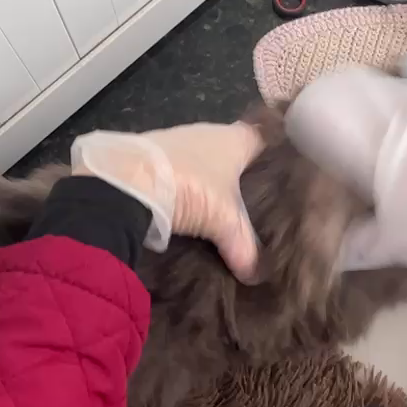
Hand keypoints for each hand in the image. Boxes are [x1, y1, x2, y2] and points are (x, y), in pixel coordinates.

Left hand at [71, 122, 264, 281]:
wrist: (123, 180)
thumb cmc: (190, 188)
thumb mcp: (223, 221)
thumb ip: (243, 245)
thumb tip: (256, 274)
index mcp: (234, 138)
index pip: (264, 138)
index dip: (274, 155)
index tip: (283, 176)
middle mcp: (207, 132)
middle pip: (233, 153)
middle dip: (241, 177)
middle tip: (256, 205)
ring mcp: (175, 142)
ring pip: (203, 164)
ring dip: (207, 185)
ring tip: (219, 214)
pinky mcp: (149, 157)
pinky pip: (177, 174)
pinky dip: (182, 189)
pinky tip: (183, 210)